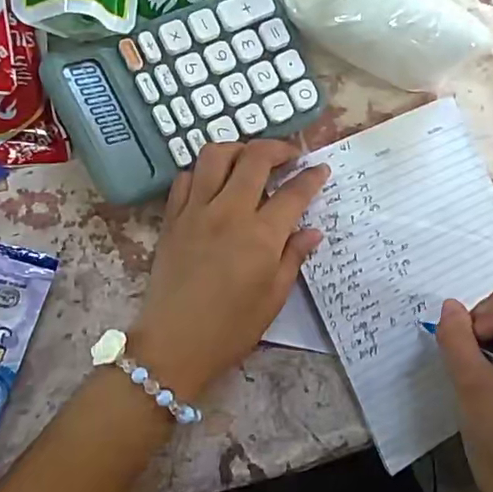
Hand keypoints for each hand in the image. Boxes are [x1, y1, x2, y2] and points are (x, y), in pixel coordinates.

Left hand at [131, 141, 329, 401]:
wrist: (174, 343)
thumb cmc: (230, 328)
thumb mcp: (273, 298)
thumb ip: (293, 257)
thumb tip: (312, 231)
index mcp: (261, 236)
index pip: (293, 192)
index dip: (311, 177)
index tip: (320, 169)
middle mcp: (228, 212)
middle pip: (255, 158)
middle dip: (278, 148)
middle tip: (289, 156)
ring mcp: (195, 211)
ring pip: (214, 155)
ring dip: (237, 148)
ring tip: (249, 160)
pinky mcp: (171, 218)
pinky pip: (185, 178)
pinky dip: (201, 171)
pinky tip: (212, 183)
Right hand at [434, 289, 492, 491]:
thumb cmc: (492, 429)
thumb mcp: (467, 380)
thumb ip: (456, 337)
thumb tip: (449, 305)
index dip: (484, 318)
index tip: (474, 351)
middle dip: (485, 325)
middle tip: (475, 360)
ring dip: (487, 334)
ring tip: (483, 367)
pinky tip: (491, 368)